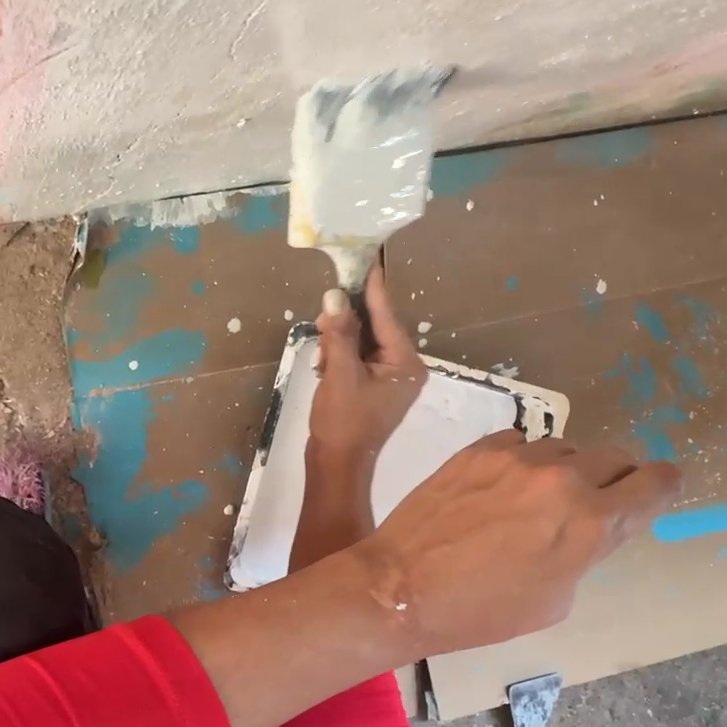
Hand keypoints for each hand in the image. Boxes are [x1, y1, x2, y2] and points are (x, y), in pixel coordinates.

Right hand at [307, 264, 424, 468]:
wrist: (336, 464)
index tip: (368, 262)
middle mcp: (404, 369)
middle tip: (326, 307)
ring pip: (364, 343)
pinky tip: (324, 360)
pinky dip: (340, 355)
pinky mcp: (371, 389)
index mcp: (406, 364)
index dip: (373, 291)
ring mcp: (389, 380)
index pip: (387, 318)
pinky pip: (357, 359)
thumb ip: (339, 334)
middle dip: (349, 320)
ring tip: (321, 340)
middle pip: (376, 329)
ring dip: (340, 339)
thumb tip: (334, 297)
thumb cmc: (343, 421)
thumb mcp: (339, 374)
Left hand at [355, 431, 681, 654]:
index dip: (658, 488)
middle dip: (612, 478)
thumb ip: (587, 551)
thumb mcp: (555, 598)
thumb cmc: (481, 610)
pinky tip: (503, 485)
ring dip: (564, 468)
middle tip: (590, 501)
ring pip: (565, 448)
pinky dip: (521, 460)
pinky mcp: (476, 451)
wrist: (401, 586)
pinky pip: (519, 442)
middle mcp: (563, 479)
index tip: (652, 490)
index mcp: (592, 522)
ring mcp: (516, 459)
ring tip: (537, 497)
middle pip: (614, 458)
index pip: (655, 483)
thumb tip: (591, 527)